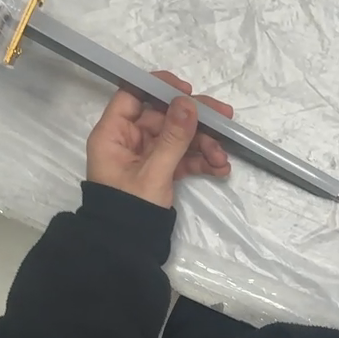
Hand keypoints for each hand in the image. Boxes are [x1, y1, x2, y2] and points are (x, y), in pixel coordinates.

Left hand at [84, 71, 232, 207]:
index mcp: (113, 134)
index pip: (133, 95)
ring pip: (178, 139)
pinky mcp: (160, 172)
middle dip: (195, 122)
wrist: (127, 249)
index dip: (159, 88)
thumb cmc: (130, 209)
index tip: (187, 91)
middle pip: (164, 117)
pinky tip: (220, 169)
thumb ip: (173, 137)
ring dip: (204, 145)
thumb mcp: (153, 172)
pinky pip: (182, 159)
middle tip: (225, 118)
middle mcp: (128, 140)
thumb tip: (189, 103)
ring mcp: (146, 156)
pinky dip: (201, 162)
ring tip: (222, 159)